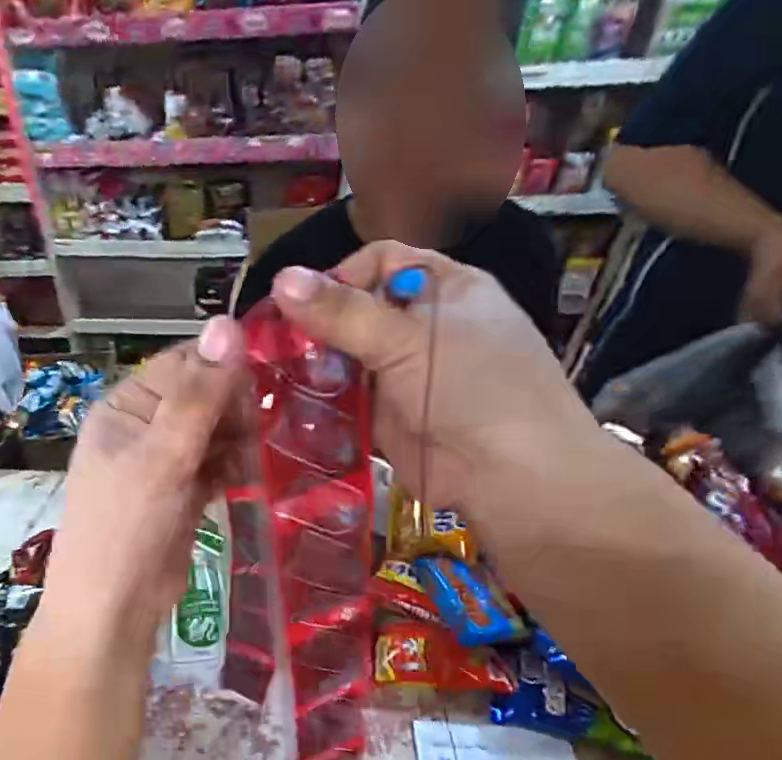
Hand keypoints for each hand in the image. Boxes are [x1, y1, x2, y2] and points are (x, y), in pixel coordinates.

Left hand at [42, 321, 249, 640]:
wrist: (114, 607)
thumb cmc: (128, 526)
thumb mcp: (163, 455)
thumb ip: (198, 394)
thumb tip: (229, 322)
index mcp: (126, 406)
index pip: (183, 365)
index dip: (224, 369)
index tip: (264, 386)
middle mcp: (143, 428)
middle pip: (202, 396)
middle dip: (235, 408)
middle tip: (266, 429)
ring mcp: (164, 463)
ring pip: (213, 432)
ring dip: (239, 438)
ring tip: (263, 454)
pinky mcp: (183, 494)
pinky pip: (216, 465)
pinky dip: (235, 466)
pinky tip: (254, 474)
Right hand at [266, 246, 597, 511]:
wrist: (511, 475)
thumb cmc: (473, 387)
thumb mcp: (409, 338)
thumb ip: (343, 312)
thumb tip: (281, 278)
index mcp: (445, 290)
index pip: (382, 262)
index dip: (341, 275)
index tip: (301, 302)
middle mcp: (424, 330)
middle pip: (358, 314)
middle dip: (318, 326)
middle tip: (271, 343)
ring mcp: (406, 379)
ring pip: (349, 362)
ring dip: (315, 368)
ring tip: (270, 375)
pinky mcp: (390, 423)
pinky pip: (348, 405)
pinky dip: (322, 406)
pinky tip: (288, 408)